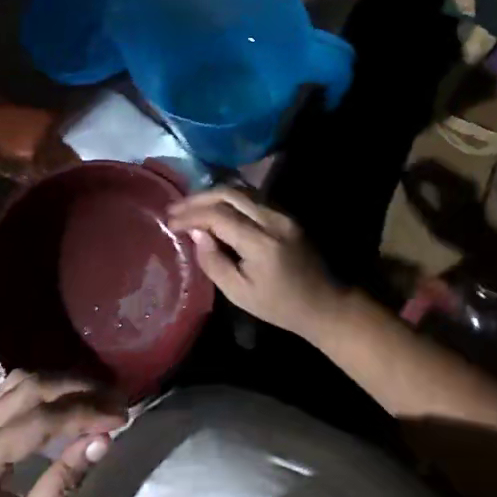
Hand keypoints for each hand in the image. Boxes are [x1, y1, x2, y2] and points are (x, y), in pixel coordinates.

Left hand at [0, 373, 124, 496]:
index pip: (36, 420)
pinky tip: (66, 408)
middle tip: (116, 401)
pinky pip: (9, 403)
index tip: (121, 415)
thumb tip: (102, 440)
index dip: (82, 412)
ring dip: (60, 387)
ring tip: (98, 398)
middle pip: (26, 390)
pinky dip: (43, 398)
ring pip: (17, 389)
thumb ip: (60, 486)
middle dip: (75, 390)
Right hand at [167, 188, 346, 335]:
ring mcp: (282, 213)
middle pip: (229, 193)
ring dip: (212, 194)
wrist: (326, 303)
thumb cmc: (280, 306)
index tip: (170, 222)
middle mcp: (273, 219)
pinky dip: (228, 198)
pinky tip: (213, 208)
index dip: (191, 215)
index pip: (218, 215)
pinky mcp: (286, 213)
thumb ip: (214, 262)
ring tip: (190, 206)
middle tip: (175, 209)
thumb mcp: (240, 294)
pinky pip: (252, 197)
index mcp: (261, 242)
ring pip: (241, 190)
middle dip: (198, 198)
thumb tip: (196, 233)